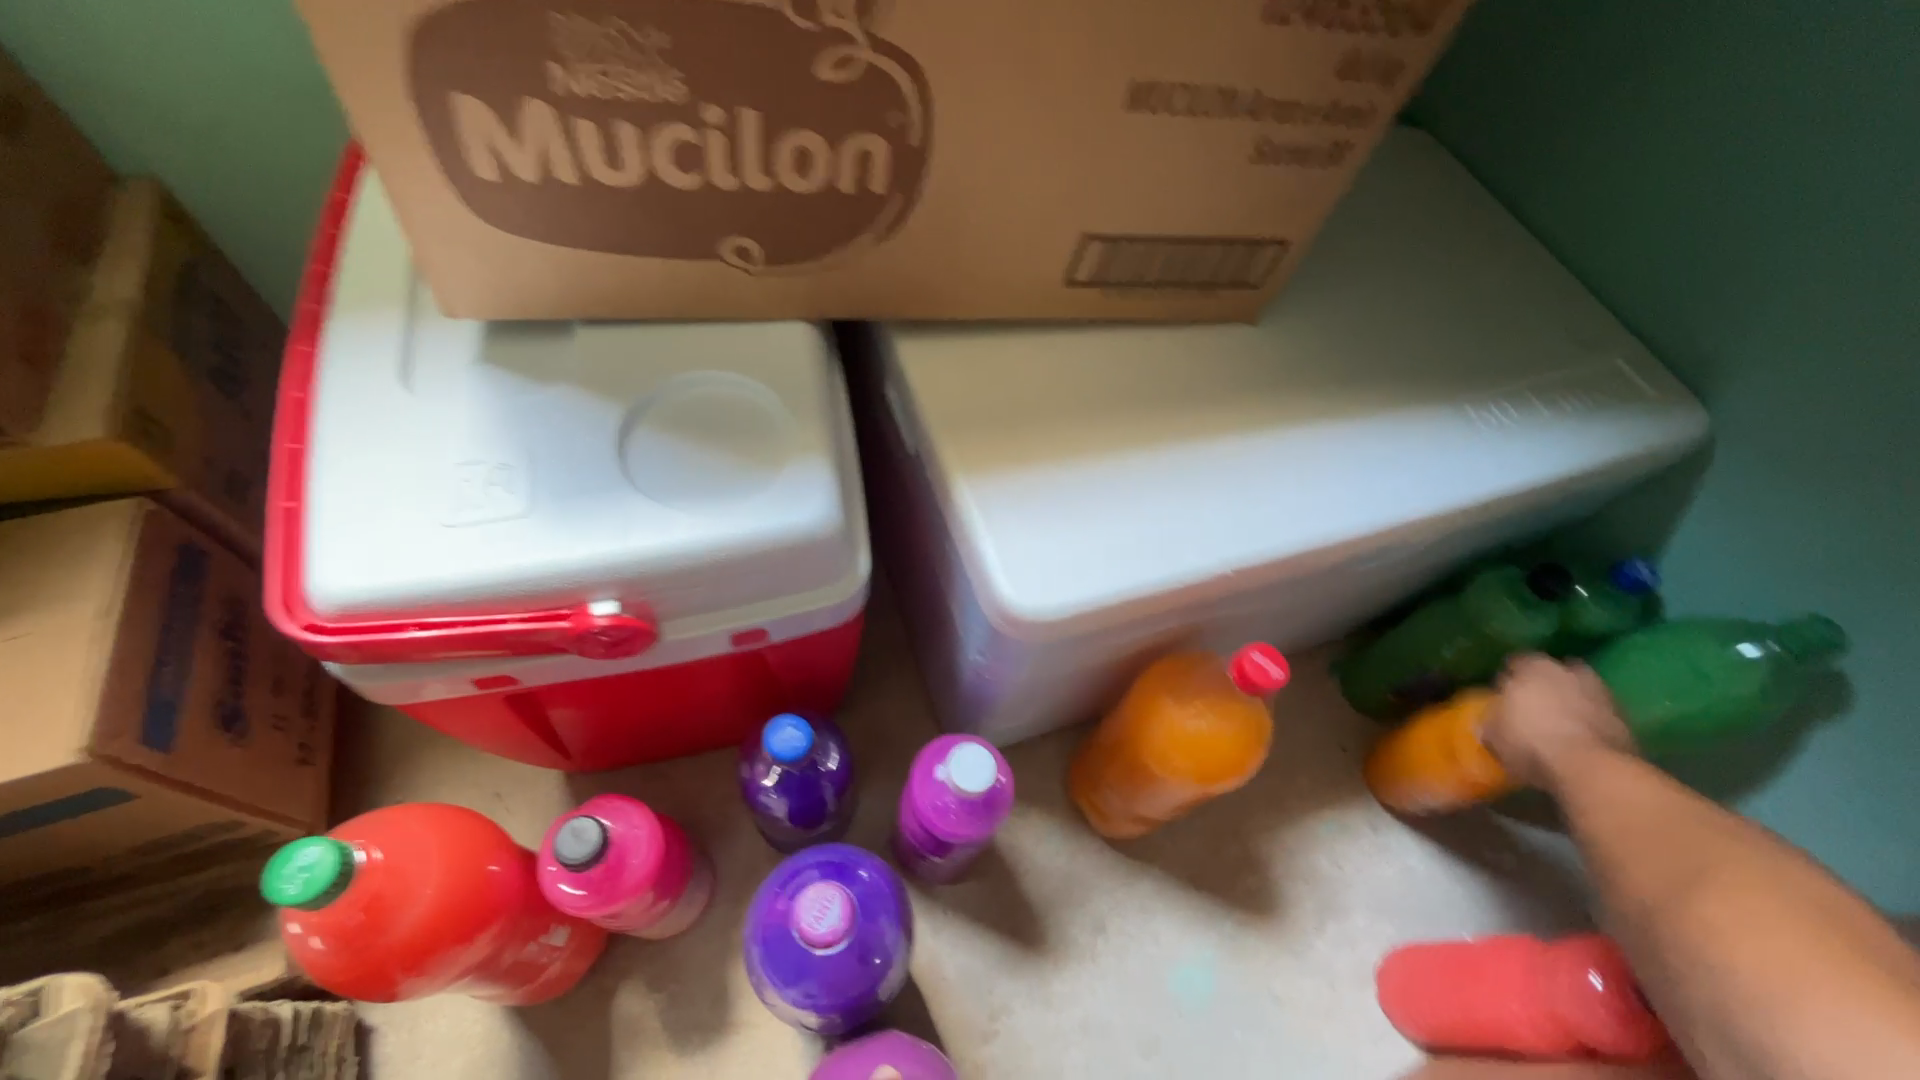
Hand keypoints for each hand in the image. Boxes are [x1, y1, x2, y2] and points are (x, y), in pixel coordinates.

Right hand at [1481, 654, 1637, 789]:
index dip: (1509, 677)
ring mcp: (1601, 693)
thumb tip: (1489, 723)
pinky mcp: (1624, 718)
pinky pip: (1598, 714)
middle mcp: (1569, 671)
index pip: (1517, 662)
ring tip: (1559, 723)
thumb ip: (1491, 722)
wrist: (1592, 768)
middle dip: (1545, 684)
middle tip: (1534, 704)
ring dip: (1572, 702)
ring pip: (1580, 691)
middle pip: (1554, 672)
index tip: (1503, 692)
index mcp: (1534, 667)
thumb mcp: (1494, 736)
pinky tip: (1579, 738)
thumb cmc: (1532, 742)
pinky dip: (1590, 721)